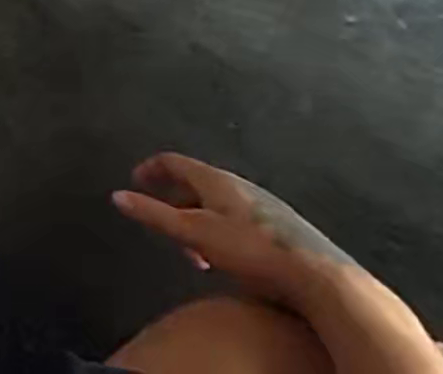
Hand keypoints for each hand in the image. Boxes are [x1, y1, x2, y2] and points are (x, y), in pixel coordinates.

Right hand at [113, 153, 336, 304]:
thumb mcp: (194, 233)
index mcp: (215, 179)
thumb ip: (154, 214)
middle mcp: (240, 186)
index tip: (136, 181)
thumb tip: (117, 196)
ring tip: (194, 250)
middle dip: (175, 200)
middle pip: (196, 183)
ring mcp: (266, 206)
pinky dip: (221, 231)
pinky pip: (240, 220)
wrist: (325, 281)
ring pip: (219, 204)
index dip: (151, 169)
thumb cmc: (253, 251)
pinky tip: (228, 259)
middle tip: (163, 223)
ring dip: (199, 220)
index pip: (173, 161)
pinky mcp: (285, 229)